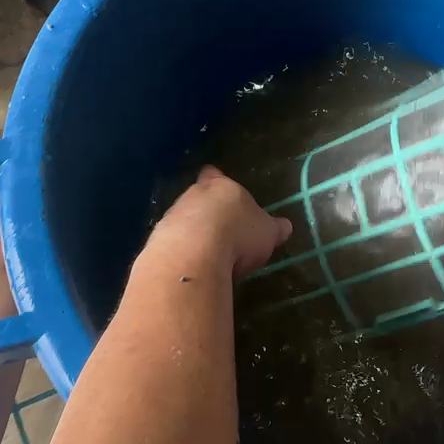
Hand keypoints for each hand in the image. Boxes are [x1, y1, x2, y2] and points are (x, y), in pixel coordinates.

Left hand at [149, 166, 291, 276]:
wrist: (194, 253)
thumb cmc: (239, 233)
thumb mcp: (267, 233)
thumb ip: (273, 229)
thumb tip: (285, 227)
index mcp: (222, 186)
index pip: (215, 175)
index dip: (218, 183)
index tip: (221, 193)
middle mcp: (193, 196)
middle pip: (196, 197)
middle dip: (205, 211)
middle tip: (219, 231)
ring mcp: (171, 217)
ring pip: (180, 220)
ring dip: (190, 233)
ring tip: (205, 255)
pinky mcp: (157, 241)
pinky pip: (170, 243)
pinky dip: (180, 253)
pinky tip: (190, 268)